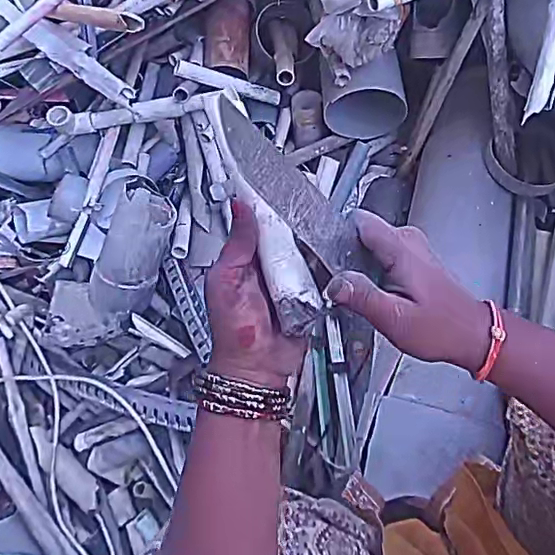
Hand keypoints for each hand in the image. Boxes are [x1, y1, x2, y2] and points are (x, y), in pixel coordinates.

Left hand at [205, 200, 306, 389]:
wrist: (257, 367)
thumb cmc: (233, 331)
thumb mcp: (226, 281)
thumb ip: (236, 244)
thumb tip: (239, 208)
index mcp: (242, 257)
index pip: (255, 222)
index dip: (264, 205)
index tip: (274, 186)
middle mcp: (266, 264)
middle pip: (284, 233)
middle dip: (293, 222)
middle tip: (303, 207)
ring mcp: (289, 278)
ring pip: (304, 250)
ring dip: (311, 243)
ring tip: (318, 229)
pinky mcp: (309, 292)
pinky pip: (320, 272)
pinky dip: (325, 266)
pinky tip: (328, 255)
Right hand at [325, 210, 495, 373]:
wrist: (474, 336)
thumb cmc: (443, 329)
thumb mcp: (396, 319)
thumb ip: (363, 297)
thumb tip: (335, 283)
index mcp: (401, 249)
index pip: (357, 220)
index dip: (335, 234)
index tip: (325, 256)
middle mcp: (407, 240)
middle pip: (360, 231)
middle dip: (344, 254)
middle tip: (343, 284)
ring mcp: (411, 246)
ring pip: (368, 243)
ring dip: (357, 263)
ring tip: (359, 291)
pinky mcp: (411, 256)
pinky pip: (380, 252)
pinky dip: (370, 268)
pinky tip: (374, 291)